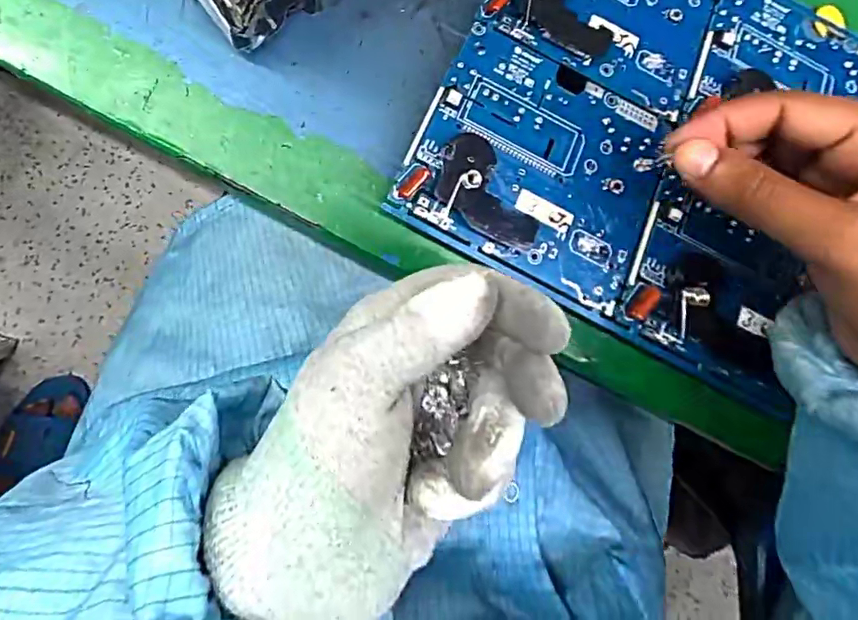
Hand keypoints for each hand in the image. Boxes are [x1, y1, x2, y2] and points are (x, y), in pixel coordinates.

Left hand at [203, 266, 569, 619]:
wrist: (303, 571)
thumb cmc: (323, 459)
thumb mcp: (360, 383)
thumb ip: (416, 332)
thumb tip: (482, 287)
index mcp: (393, 323)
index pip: (465, 289)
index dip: (512, 304)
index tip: (554, 336)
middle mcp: (420, 358)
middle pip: (496, 346)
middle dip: (519, 380)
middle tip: (548, 410)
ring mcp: (437, 412)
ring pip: (500, 405)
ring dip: (489, 445)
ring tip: (458, 483)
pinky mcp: (449, 462)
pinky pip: (491, 456)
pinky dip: (475, 481)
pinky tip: (436, 501)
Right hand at [665, 90, 857, 416]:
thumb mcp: (846, 244)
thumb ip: (761, 195)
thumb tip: (684, 154)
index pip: (794, 109)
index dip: (730, 122)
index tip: (677, 146)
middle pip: (781, 131)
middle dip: (730, 145)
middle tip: (681, 168)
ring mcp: (854, 192)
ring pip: (775, 163)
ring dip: (734, 170)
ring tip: (696, 183)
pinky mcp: (835, 225)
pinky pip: (779, 196)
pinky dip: (747, 196)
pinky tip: (722, 200)